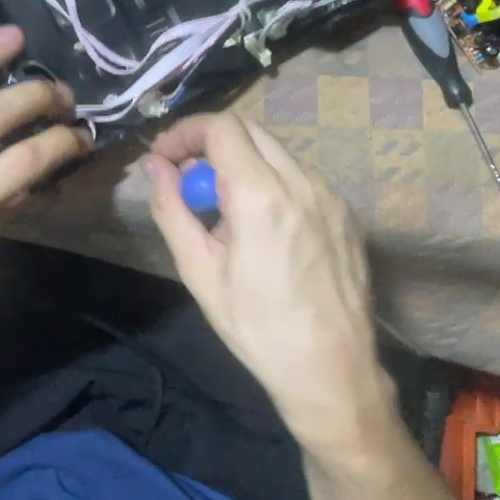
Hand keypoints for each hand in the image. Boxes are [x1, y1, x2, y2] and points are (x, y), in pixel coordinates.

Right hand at [140, 113, 395, 463]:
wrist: (332, 371)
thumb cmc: (256, 327)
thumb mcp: (199, 271)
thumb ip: (171, 209)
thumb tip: (153, 167)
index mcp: (262, 196)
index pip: (221, 128)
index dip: (184, 132)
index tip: (163, 158)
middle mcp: (303, 183)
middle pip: (249, 130)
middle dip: (209, 144)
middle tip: (185, 180)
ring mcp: (331, 197)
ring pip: (276, 153)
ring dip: (240, 164)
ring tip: (221, 211)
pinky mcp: (347, 215)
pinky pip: (299, 179)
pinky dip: (270, 184)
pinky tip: (260, 229)